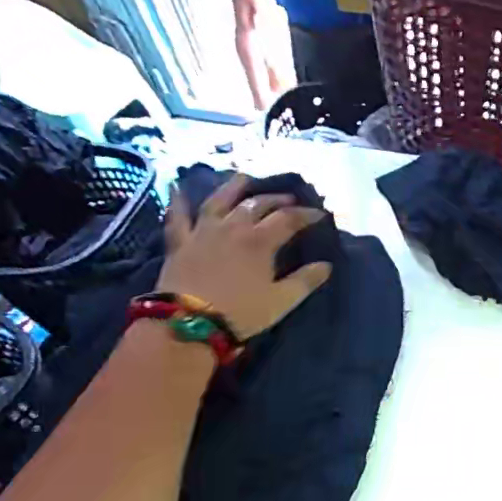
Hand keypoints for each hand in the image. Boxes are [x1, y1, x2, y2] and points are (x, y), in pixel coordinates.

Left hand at [159, 173, 331, 340]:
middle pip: (257, 204)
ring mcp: (203, 231)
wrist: (190, 322)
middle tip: (289, 199)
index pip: (288, 219)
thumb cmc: (242, 313)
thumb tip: (325, 266)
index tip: (320, 215)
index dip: (306, 214)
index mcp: (260, 240)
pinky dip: (178, 201)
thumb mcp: (281, 301)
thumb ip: (305, 281)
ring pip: (219, 200)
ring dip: (233, 187)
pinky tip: (176, 187)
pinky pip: (177, 216)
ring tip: (244, 178)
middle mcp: (233, 227)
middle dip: (276, 199)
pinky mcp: (179, 242)